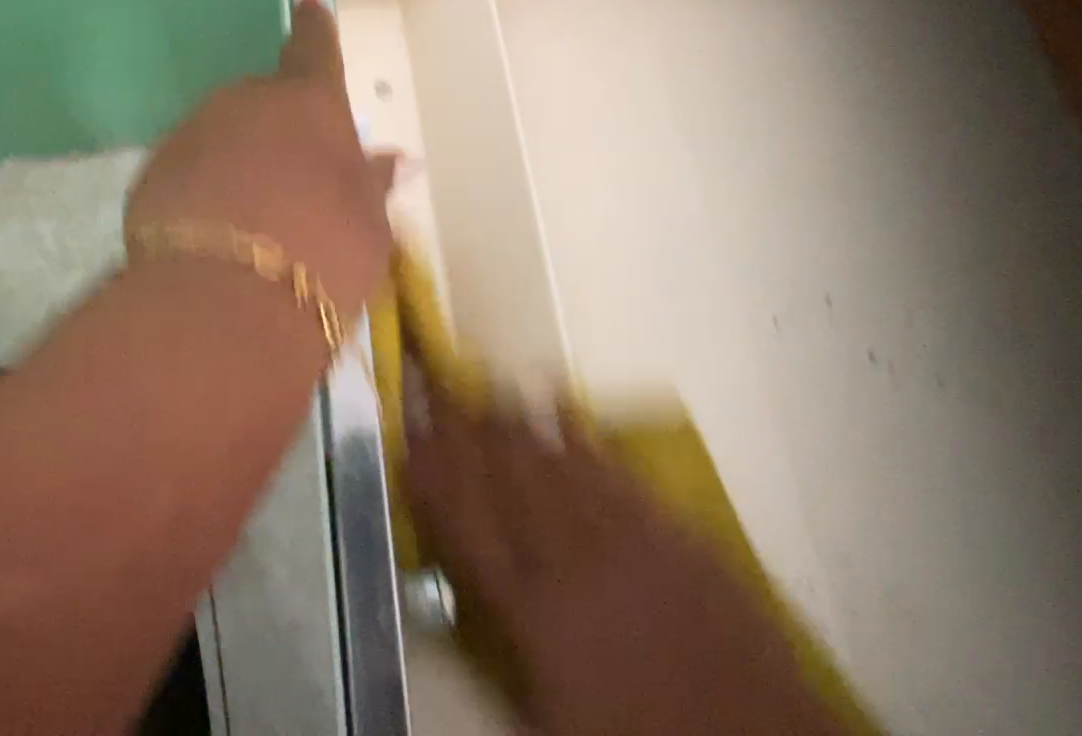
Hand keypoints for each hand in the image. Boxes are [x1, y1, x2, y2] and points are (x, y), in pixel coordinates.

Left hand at [125, 0, 396, 313]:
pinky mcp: (150, 174)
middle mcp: (244, 103)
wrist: (225, 301)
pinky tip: (208, 235)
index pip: (314, 50)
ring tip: (247, 219)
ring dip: (233, 160)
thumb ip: (371, 185)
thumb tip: (391, 159)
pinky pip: (186, 170)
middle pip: (262, 102)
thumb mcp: (369, 227)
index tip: (309, 3)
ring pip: (219, 135)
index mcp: (308, 104)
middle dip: (274, 128)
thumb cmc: (322, 255)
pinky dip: (199, 190)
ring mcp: (190, 134)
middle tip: (287, 180)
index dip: (315, 30)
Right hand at [405, 377, 841, 735]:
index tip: (406, 428)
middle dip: (464, 426)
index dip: (427, 469)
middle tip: (438, 381)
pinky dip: (584, 432)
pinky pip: (615, 472)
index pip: (459, 520)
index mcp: (526, 608)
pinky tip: (564, 404)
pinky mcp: (675, 536)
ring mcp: (624, 542)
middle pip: (502, 476)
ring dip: (516, 418)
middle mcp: (567, 562)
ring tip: (488, 381)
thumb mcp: (537, 702)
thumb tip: (456, 581)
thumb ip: (494, 631)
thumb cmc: (628, 731)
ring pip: (554, 463)